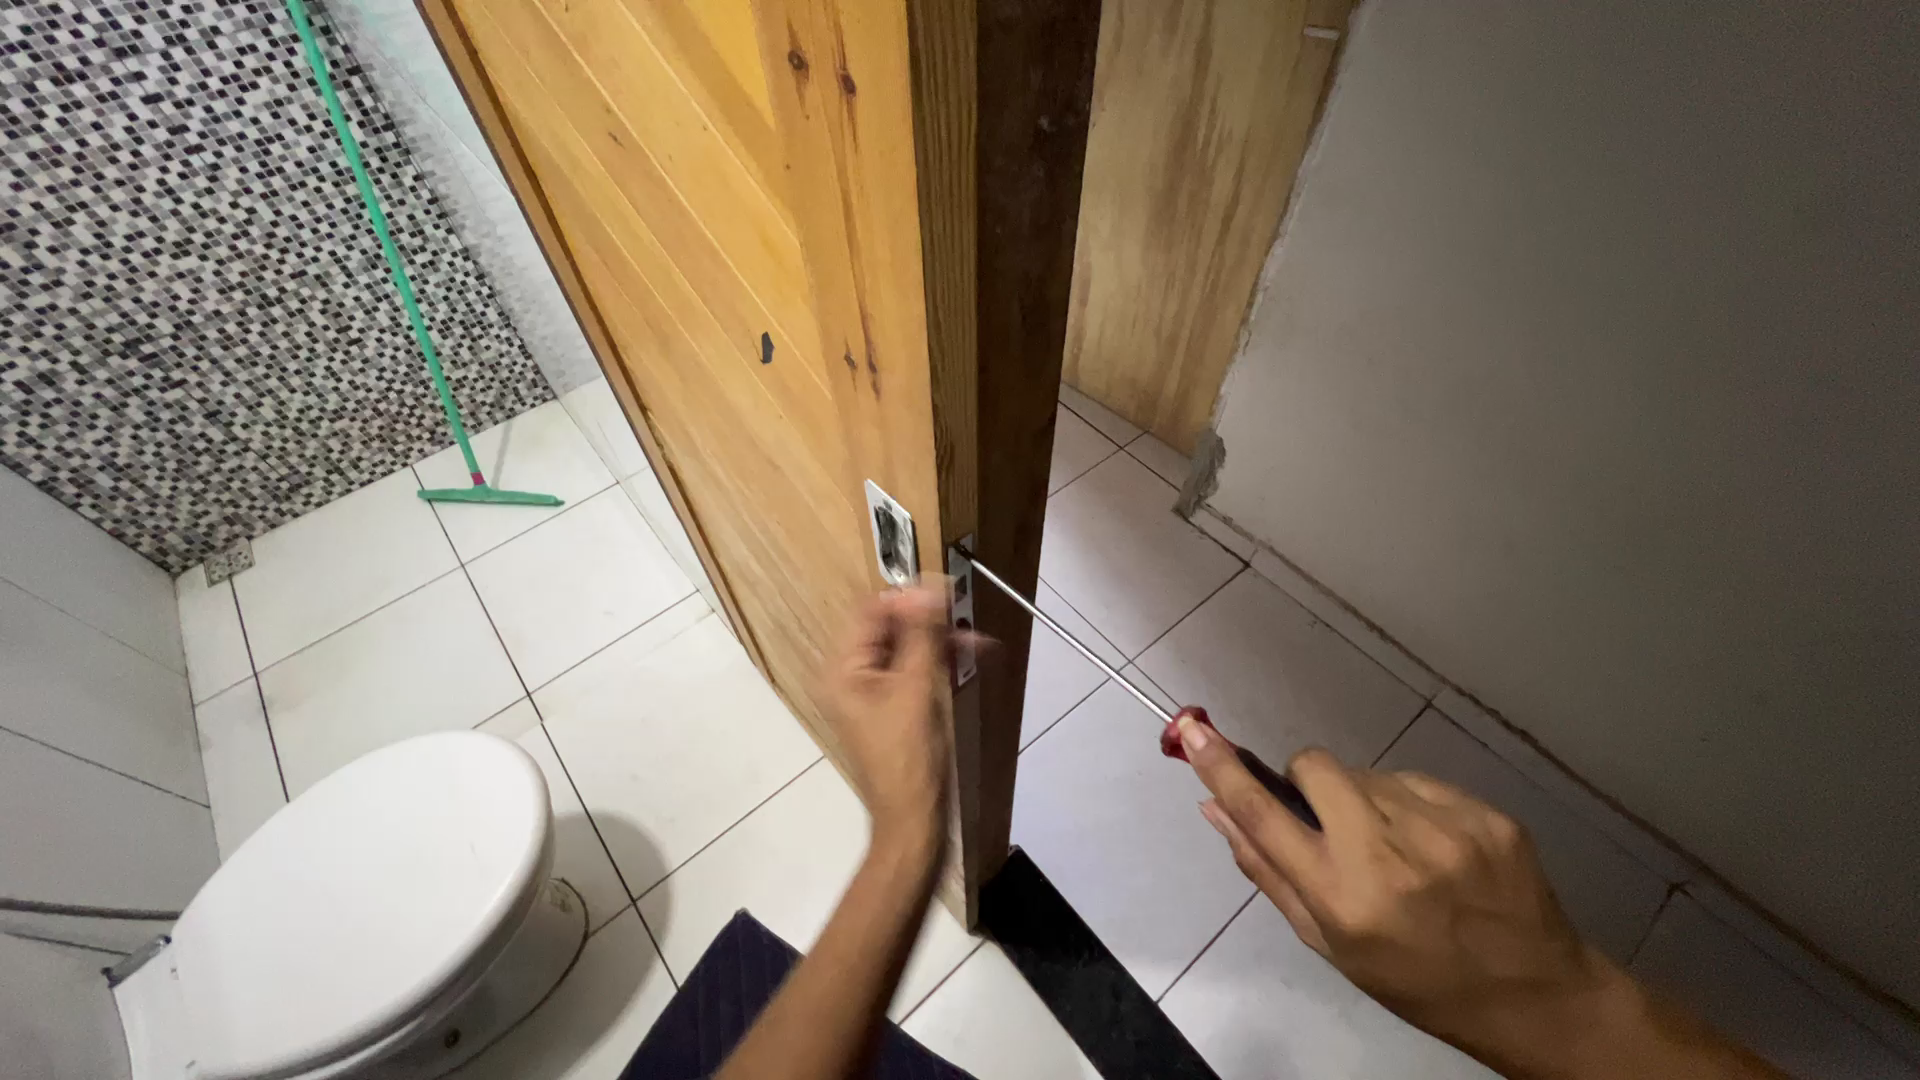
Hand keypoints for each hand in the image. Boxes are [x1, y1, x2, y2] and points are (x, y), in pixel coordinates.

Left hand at [819, 586, 956, 848]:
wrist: (914, 818)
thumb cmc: (910, 755)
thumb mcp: (917, 687)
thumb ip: (922, 634)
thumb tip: (929, 587)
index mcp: (842, 669)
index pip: (868, 611)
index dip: (905, 596)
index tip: (945, 589)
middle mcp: (850, 675)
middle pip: (888, 627)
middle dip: (927, 618)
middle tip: (965, 611)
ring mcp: (871, 691)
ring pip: (906, 646)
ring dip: (939, 639)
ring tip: (977, 638)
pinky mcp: (892, 704)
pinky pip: (913, 668)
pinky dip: (938, 660)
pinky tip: (971, 655)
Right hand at [1177, 717, 1607, 1071]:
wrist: (1540, 997)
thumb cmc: (1415, 980)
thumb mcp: (1329, 943)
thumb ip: (1266, 870)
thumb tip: (1214, 808)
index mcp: (1342, 894)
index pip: (1263, 815)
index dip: (1221, 768)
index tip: (1192, 729)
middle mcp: (1387, 853)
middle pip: (1315, 766)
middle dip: (1306, 781)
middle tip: (1327, 819)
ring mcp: (1442, 828)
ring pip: (1365, 773)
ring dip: (1362, 799)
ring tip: (1396, 848)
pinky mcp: (1484, 813)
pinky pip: (1414, 781)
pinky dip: (1407, 804)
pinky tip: (1433, 847)